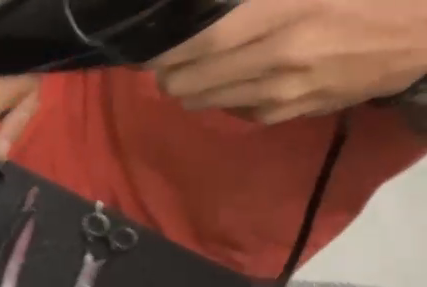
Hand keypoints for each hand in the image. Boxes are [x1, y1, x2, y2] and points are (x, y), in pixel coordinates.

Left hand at [152, 0, 426, 123]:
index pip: (203, 42)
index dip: (169, 51)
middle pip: (187, 81)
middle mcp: (280, 56)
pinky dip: (226, 98)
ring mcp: (282, 90)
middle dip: (170, 74)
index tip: (156, 49)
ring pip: (202, 100)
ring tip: (199, 71)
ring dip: (192, 88)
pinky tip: (241, 81)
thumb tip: (216, 6)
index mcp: (293, 11)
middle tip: (170, 63)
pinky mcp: (289, 112)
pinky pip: (234, 111)